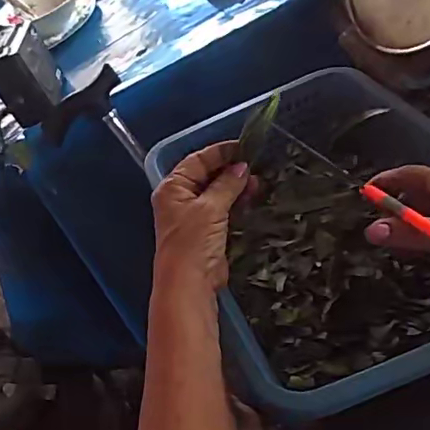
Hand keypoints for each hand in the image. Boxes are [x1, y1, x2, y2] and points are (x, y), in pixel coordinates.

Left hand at [151, 142, 251, 288]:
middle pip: (206, 176)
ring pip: (216, 192)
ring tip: (258, 182)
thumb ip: (226, 184)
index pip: (196, 160)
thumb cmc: (192, 242)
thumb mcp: (210, 207)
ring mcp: (193, 215)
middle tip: (255, 166)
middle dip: (230, 170)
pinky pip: (222, 209)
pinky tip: (252, 198)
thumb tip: (241, 168)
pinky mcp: (206, 231)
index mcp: (172, 188)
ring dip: (235, 187)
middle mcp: (179, 199)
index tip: (244, 147)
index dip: (220, 153)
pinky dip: (236, 203)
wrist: (189, 282)